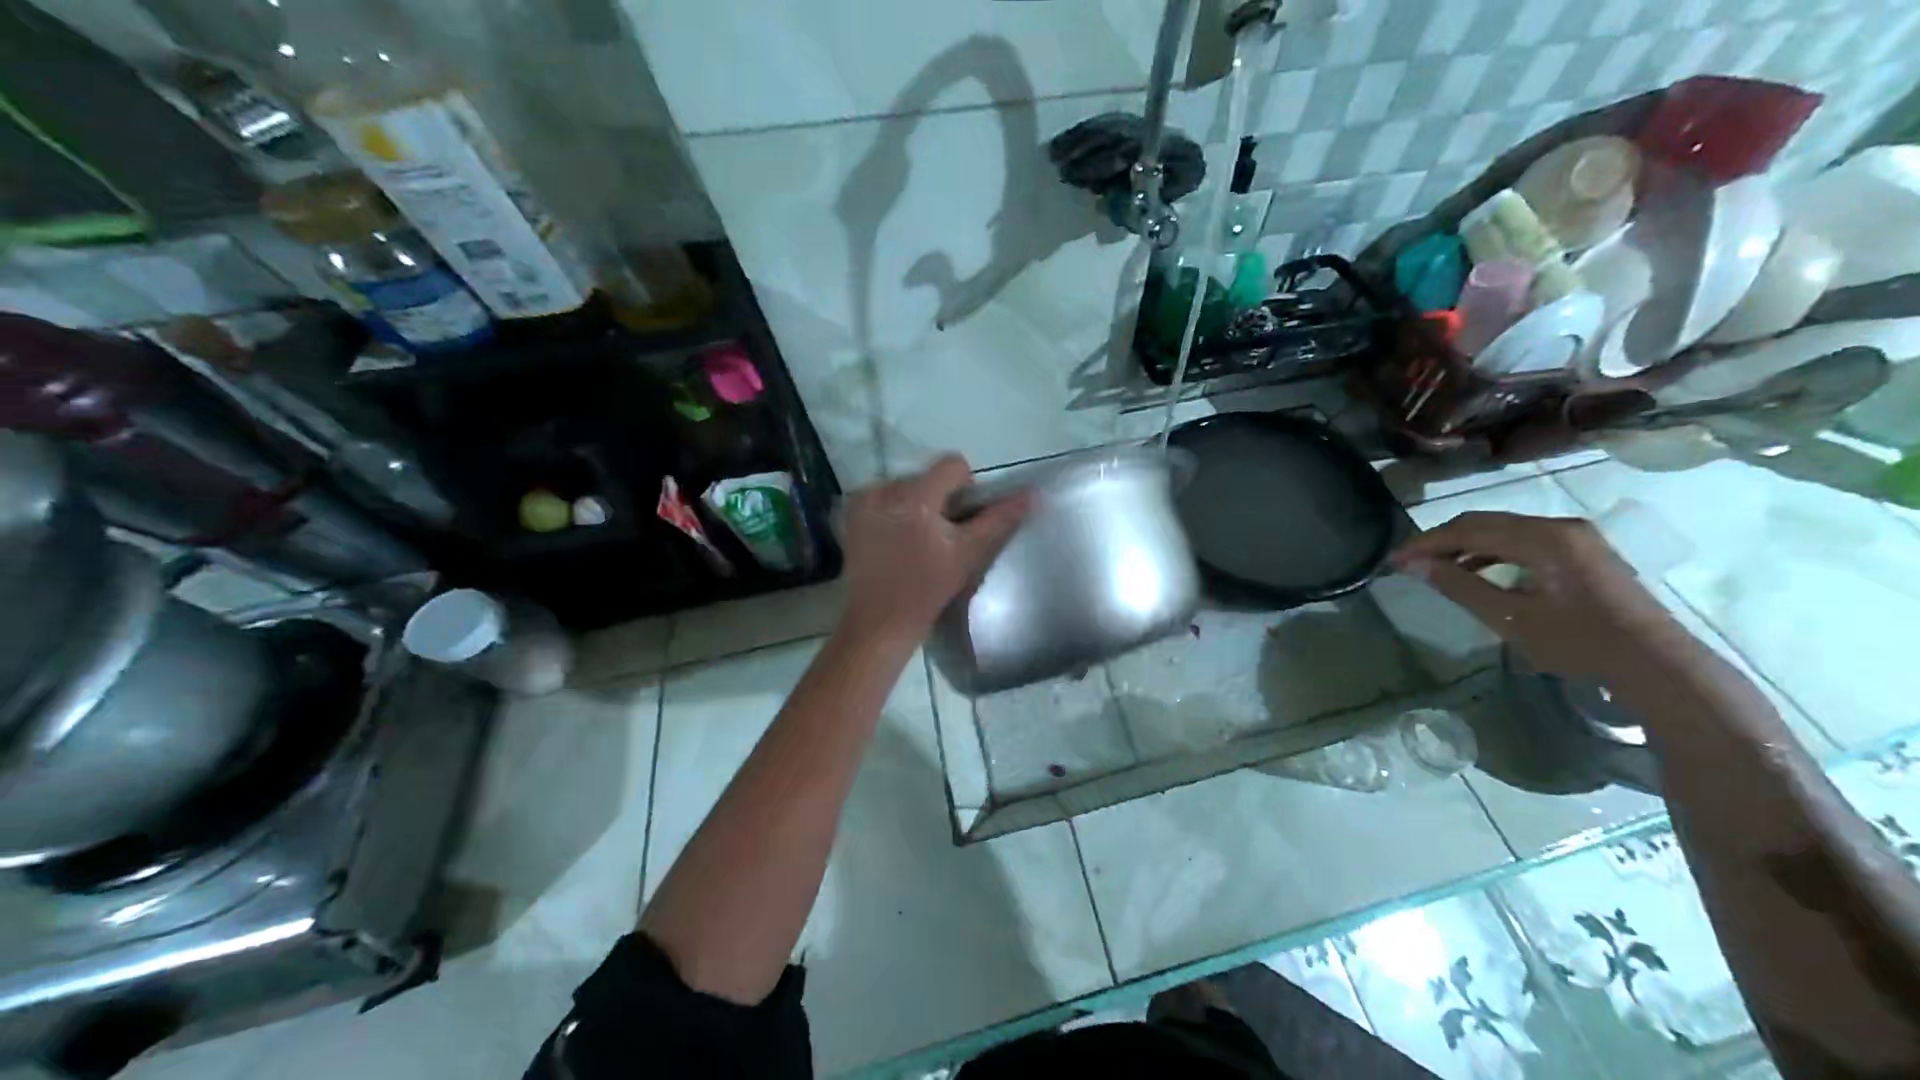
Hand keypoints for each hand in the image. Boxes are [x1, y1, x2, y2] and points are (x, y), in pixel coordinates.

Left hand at [839, 455, 1030, 643]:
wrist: (879, 622)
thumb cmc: (927, 591)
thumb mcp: (967, 554)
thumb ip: (998, 519)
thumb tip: (1030, 494)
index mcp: (914, 498)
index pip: (952, 464)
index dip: (966, 487)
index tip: (962, 519)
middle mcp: (884, 490)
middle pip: (928, 476)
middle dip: (940, 498)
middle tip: (941, 536)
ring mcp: (863, 501)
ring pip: (906, 485)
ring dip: (918, 504)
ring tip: (917, 541)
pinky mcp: (852, 513)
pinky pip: (884, 496)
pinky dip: (896, 510)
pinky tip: (897, 540)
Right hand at [1390, 511, 1688, 685]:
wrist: (1657, 665)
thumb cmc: (1580, 642)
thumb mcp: (1510, 617)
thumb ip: (1459, 586)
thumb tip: (1412, 565)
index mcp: (1544, 538)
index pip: (1469, 529)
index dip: (1426, 543)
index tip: (1394, 560)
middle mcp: (1560, 526)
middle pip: (1485, 523)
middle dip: (1442, 540)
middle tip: (1408, 562)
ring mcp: (1576, 537)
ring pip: (1503, 530)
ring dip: (1465, 545)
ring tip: (1435, 567)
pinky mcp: (1583, 551)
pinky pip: (1523, 540)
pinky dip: (1492, 551)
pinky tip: (1476, 571)